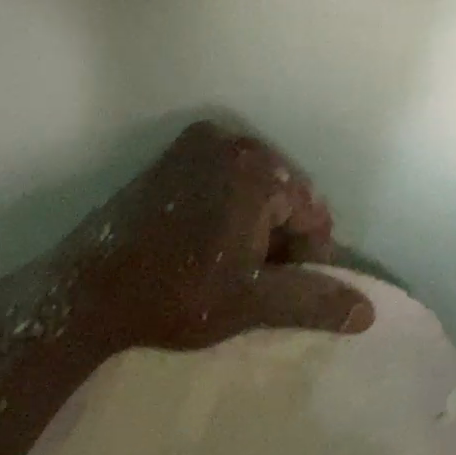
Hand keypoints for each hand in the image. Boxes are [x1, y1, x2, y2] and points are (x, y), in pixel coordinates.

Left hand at [56, 119, 373, 353]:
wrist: (87, 293)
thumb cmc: (177, 295)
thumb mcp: (253, 303)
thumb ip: (314, 301)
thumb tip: (367, 312)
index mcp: (255, 167)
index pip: (313, 214)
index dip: (307, 259)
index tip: (280, 293)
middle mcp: (227, 142)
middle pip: (283, 200)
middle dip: (280, 244)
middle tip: (255, 287)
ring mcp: (192, 148)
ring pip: (252, 195)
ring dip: (254, 234)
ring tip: (229, 275)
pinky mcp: (167, 162)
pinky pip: (220, 188)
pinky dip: (226, 219)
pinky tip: (206, 255)